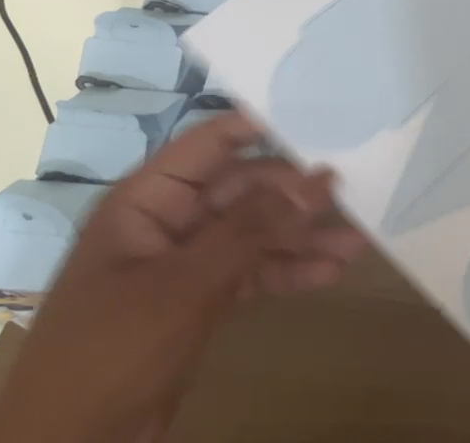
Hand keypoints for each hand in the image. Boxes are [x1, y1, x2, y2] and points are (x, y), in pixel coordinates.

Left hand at [0, 112, 367, 442]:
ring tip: (358, 240)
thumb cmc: (110, 352)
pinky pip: (252, 271)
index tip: (327, 116)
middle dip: (298, 193)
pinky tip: (330, 273)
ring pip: (255, 232)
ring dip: (302, 237)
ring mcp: (183, 263)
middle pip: (244, 189)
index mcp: (146, 202)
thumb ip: (254, 228)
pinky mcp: (198, 300)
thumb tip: (321, 177)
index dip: (265, 124)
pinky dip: (287, 271)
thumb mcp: (185, 285)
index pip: (212, 143)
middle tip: (359, 188)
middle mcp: (167, 222)